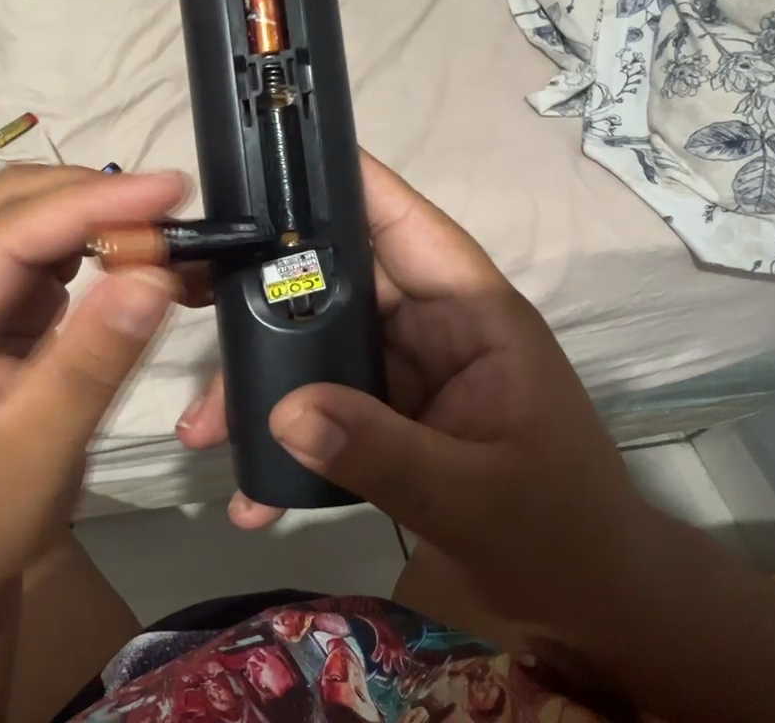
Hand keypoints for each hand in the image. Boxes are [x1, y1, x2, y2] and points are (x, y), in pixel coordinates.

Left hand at [0, 165, 184, 594]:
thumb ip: (92, 361)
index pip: (4, 233)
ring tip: (160, 233)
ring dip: (91, 211)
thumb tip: (154, 274)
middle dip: (93, 197)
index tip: (170, 189)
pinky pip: (35, 247)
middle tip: (176, 215)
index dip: (90, 202)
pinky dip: (85, 240)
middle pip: (7, 205)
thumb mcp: (38, 451)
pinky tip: (125, 255)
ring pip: (21, 213)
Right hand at [177, 151, 654, 642]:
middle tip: (185, 303)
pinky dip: (278, 433)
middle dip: (260, 297)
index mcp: (469, 311)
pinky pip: (316, 403)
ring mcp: (400, 370)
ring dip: (256, 379)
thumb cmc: (562, 535)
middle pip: (333, 281)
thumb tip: (286, 413)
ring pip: (312, 344)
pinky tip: (246, 486)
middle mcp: (428, 325)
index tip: (258, 166)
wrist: (589, 608)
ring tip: (202, 426)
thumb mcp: (476, 497)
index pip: (401, 222)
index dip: (339, 182)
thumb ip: (384, 453)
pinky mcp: (380, 414)